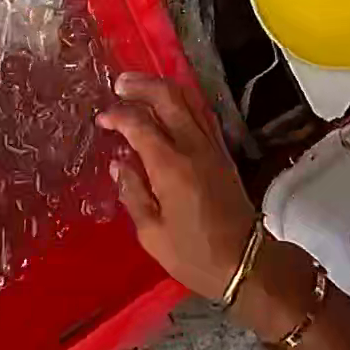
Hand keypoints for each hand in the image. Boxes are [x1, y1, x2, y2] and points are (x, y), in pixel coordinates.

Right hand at [98, 73, 257, 300]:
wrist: (248, 264)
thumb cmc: (195, 255)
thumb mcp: (152, 233)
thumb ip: (132, 193)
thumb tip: (119, 164)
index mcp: (171, 167)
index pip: (139, 124)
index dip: (117, 116)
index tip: (102, 120)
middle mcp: (193, 148)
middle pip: (168, 98)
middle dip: (140, 86)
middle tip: (119, 85)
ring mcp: (211, 147)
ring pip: (188, 100)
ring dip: (161, 87)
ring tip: (138, 86)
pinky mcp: (222, 152)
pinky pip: (200, 113)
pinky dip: (181, 101)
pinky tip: (167, 104)